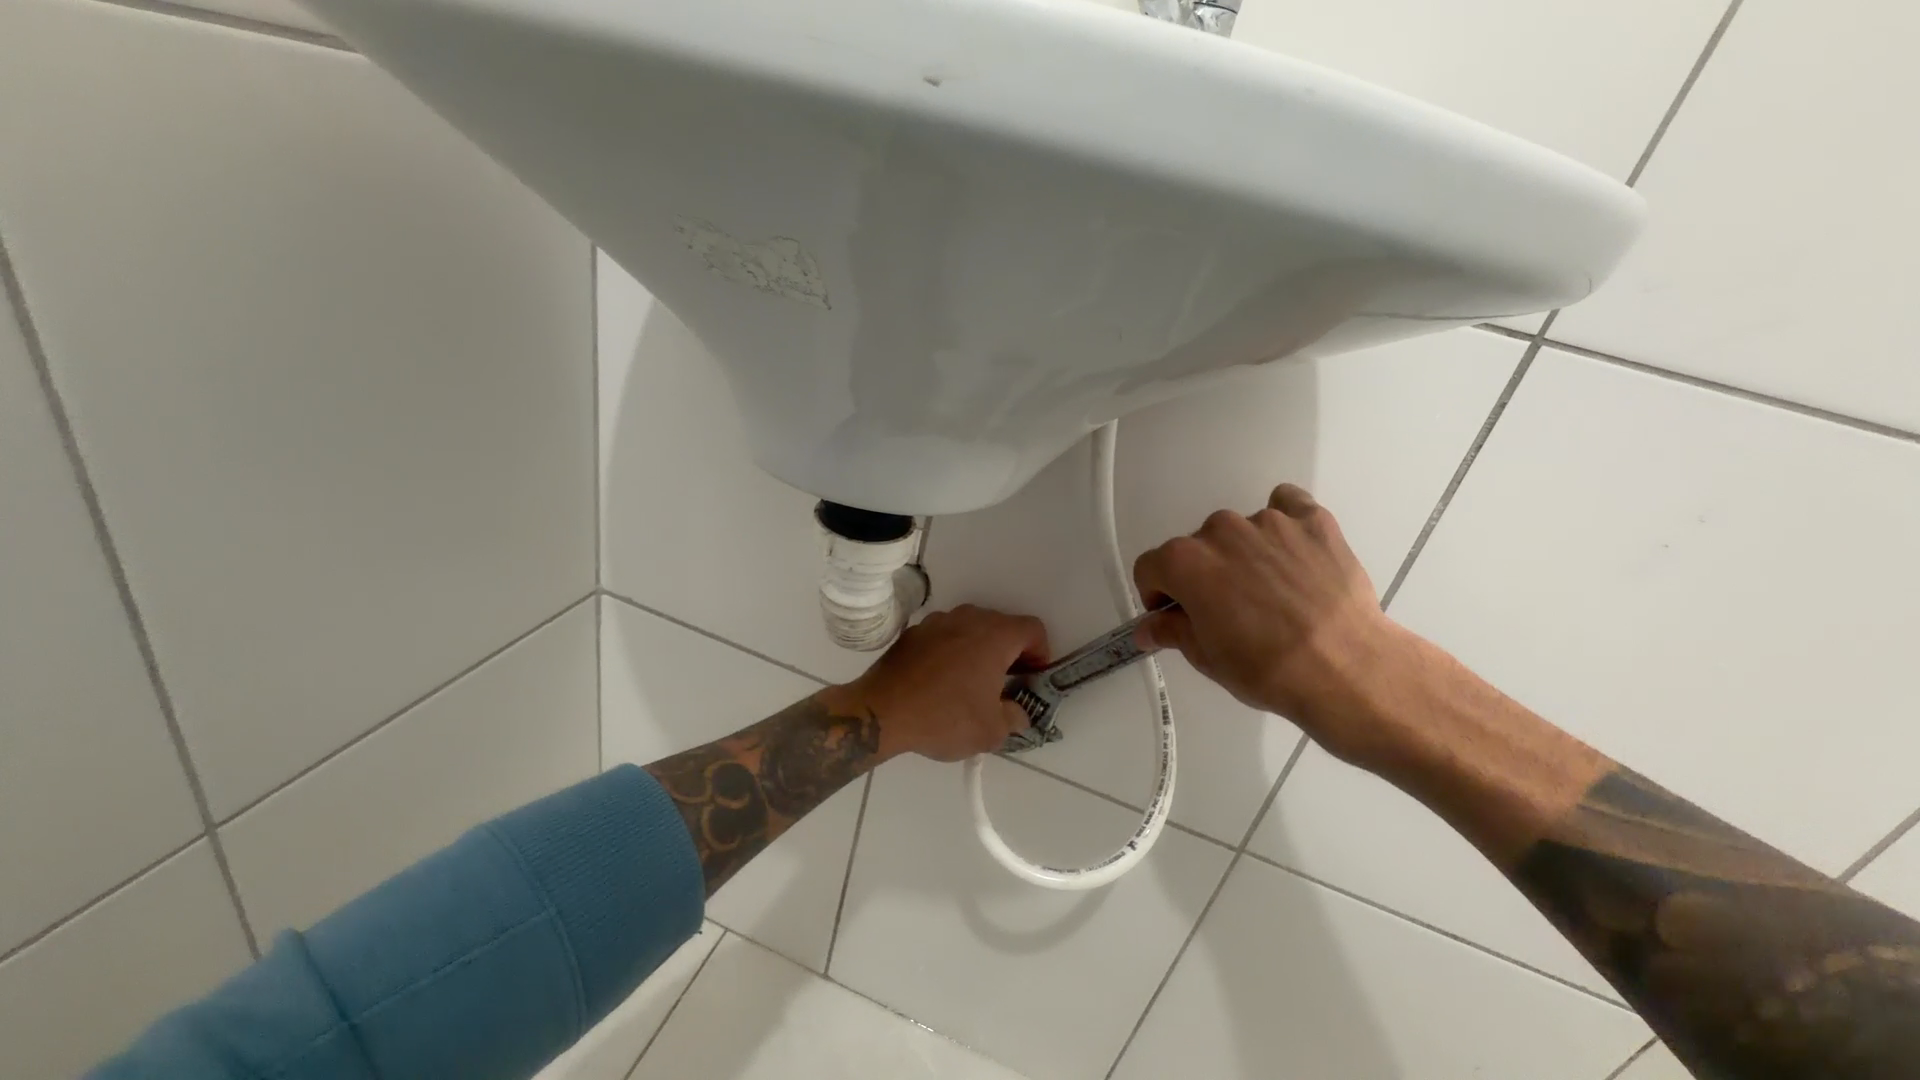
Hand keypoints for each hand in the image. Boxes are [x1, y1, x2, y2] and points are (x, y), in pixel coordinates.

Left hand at [830, 605, 1050, 762]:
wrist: (881, 712)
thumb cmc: (944, 718)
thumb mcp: (991, 731)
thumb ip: (1014, 718)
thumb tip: (1017, 712)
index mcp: (994, 636)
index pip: (1033, 629)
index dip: (1040, 654)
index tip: (1030, 680)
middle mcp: (968, 619)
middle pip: (1002, 626)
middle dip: (1010, 652)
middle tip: (1006, 685)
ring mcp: (937, 622)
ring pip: (971, 629)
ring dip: (979, 650)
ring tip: (972, 684)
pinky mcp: (913, 633)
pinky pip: (944, 636)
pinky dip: (951, 652)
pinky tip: (941, 682)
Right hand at [1132, 484, 1407, 764]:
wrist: (1345, 668)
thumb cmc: (1271, 667)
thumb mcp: (1207, 658)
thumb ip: (1172, 631)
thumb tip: (1152, 628)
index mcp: (1186, 563)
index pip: (1150, 566)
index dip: (1157, 594)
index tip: (1174, 613)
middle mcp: (1222, 531)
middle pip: (1197, 547)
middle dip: (1204, 574)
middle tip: (1227, 612)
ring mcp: (1269, 522)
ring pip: (1240, 531)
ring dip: (1245, 554)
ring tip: (1271, 594)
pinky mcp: (1312, 522)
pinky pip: (1287, 505)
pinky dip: (1283, 524)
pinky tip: (1292, 555)